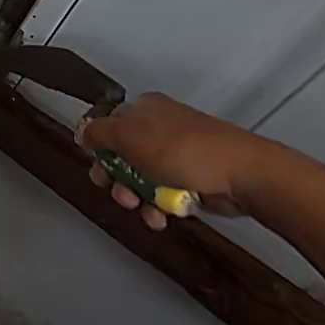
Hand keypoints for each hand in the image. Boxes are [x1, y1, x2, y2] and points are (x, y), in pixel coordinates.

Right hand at [78, 93, 272, 229]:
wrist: (243, 176)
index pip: (106, 126)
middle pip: (119, 156)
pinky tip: (159, 215)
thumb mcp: (127, 135)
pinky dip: (156, 206)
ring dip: (135, 197)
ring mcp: (174, 154)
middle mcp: (157, 128)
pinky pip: (160, 193)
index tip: (98, 167)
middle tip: (119, 192)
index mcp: (142, 110)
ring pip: (138, 179)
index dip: (98, 149)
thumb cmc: (186, 151)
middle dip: (115, 179)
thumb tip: (81, 132)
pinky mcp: (188, 177)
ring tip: (142, 207)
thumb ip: (96, 132)